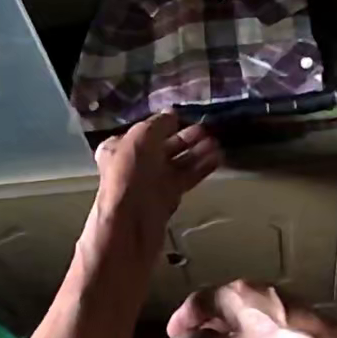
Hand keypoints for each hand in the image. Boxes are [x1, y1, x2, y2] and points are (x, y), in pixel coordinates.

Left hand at [87, 112, 220, 257]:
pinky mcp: (167, 200)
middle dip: (184, 137)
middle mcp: (133, 165)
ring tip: (216, 142)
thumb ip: (158, 124)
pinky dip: (200, 169)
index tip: (181, 116)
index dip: (161, 124)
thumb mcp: (142, 137)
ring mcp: (150, 184)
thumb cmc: (130, 173)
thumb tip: (171, 115)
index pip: (142, 132)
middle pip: (162, 148)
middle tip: (206, 129)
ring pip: (177, 164)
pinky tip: (217, 159)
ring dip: (196, 152)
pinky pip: (185, 180)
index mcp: (119, 148)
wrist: (131, 222)